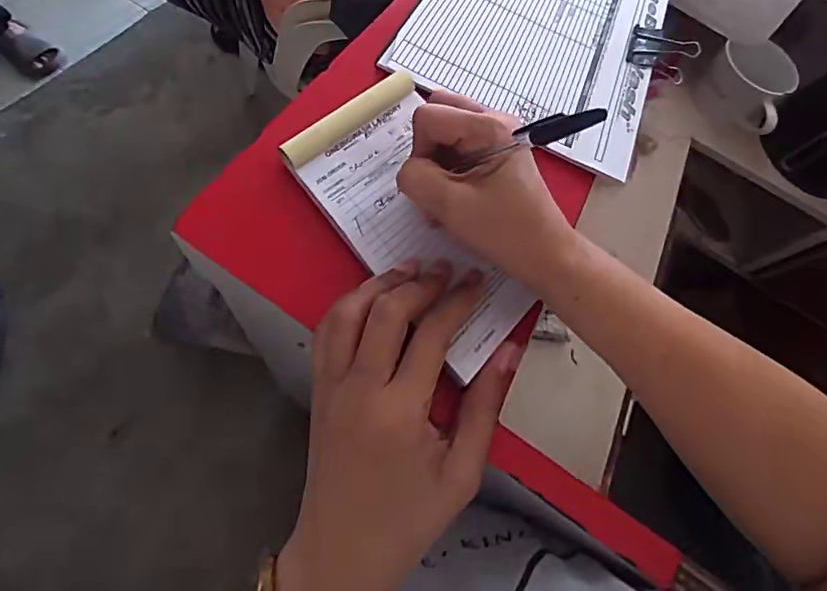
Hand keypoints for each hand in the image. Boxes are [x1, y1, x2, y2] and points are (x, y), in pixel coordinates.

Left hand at [278, 263, 522, 590]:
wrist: (340, 556)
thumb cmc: (406, 519)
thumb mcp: (461, 474)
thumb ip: (485, 407)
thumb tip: (508, 351)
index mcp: (398, 413)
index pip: (431, 333)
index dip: (457, 300)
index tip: (476, 282)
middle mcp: (358, 391)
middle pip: (386, 311)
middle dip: (420, 282)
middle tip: (446, 269)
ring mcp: (331, 389)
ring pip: (346, 313)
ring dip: (378, 284)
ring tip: (408, 271)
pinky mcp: (318, 392)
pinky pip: (326, 334)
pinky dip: (348, 305)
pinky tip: (371, 298)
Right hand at [396, 93, 582, 287]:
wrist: (545, 251)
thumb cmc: (506, 231)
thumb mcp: (450, 207)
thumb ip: (416, 178)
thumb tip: (408, 168)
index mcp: (489, 127)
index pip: (428, 116)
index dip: (419, 150)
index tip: (433, 183)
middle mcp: (496, 120)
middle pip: (439, 109)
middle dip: (427, 146)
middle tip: (436, 180)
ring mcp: (499, 132)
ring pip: (447, 126)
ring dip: (437, 158)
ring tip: (447, 194)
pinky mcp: (497, 148)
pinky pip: (460, 142)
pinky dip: (449, 164)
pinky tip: (456, 194)